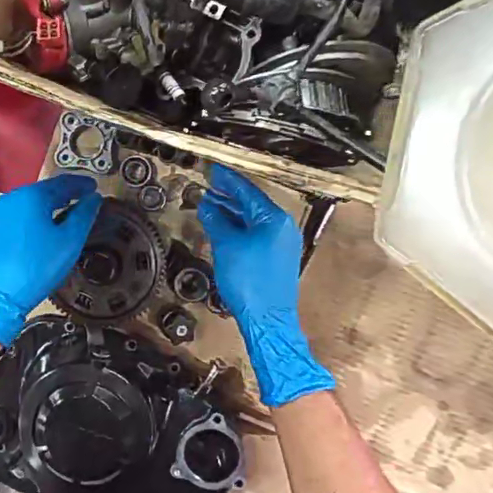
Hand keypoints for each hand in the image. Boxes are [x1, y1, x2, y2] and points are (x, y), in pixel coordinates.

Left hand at [0, 174, 102, 344]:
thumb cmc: (36, 267)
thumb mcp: (69, 241)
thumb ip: (84, 216)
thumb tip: (94, 199)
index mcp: (32, 197)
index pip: (62, 182)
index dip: (81, 184)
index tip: (93, 187)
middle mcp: (11, 199)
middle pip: (43, 191)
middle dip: (64, 193)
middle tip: (82, 199)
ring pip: (28, 203)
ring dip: (47, 205)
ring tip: (64, 213)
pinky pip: (16, 216)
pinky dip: (32, 217)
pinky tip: (40, 229)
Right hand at [197, 164, 334, 406]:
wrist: (267, 320)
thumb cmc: (252, 286)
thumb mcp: (227, 246)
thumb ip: (216, 221)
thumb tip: (208, 207)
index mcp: (275, 220)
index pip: (248, 191)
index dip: (228, 181)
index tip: (215, 172)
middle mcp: (284, 229)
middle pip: (253, 204)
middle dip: (229, 197)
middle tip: (210, 187)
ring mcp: (283, 244)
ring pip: (255, 220)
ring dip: (233, 213)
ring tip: (212, 206)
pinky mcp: (278, 258)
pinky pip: (258, 234)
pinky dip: (241, 229)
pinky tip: (225, 230)